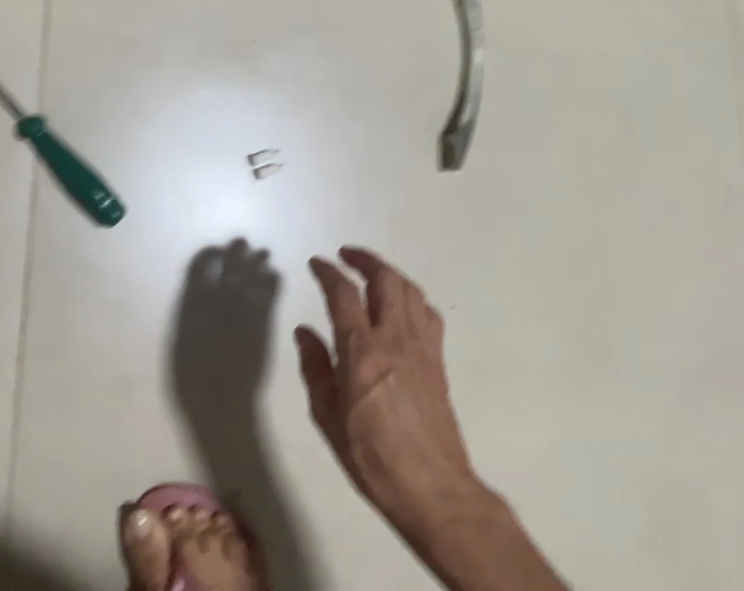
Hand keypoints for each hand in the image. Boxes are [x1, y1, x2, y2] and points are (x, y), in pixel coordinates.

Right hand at [296, 247, 486, 539]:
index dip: (328, 272)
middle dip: (364, 260)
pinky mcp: (438, 362)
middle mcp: (394, 339)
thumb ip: (315, 367)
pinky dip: (411, 298)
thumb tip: (306, 332)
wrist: (431, 487)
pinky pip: (427, 314)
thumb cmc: (370, 456)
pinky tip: (402, 306)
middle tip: (345, 255)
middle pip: (385, 280)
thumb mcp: (327, 415)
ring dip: (389, 273)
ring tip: (372, 273)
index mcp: (361, 350)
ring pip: (410, 292)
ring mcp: (422, 348)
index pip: (343, 294)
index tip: (317, 263)